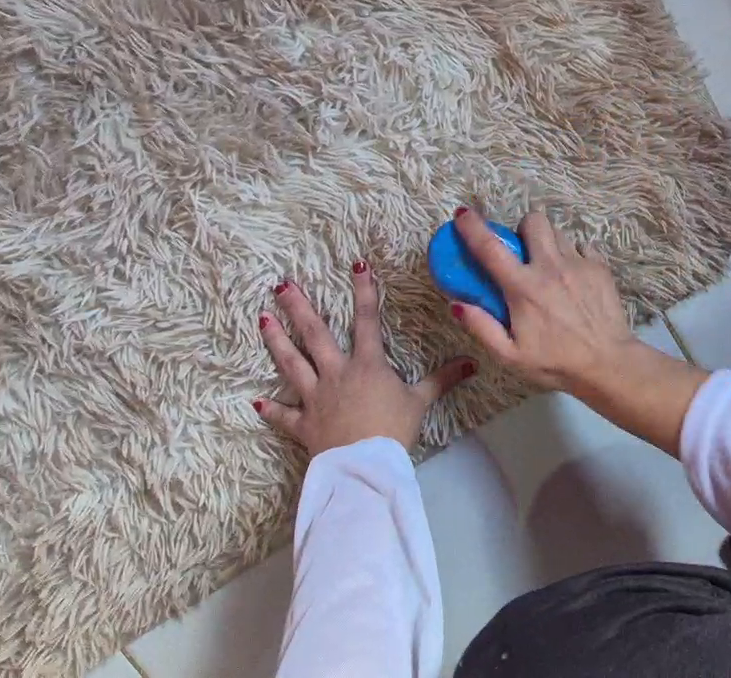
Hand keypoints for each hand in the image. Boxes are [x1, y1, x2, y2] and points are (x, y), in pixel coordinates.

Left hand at [255, 262, 475, 456]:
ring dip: (276, 342)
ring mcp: (316, 397)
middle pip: (315, 335)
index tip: (357, 265)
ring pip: (292, 364)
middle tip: (281, 285)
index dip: (364, 290)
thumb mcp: (421, 401)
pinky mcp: (303, 424)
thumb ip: (442, 379)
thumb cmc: (393, 429)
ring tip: (262, 320)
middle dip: (298, 308)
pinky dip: (271, 409)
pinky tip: (257, 401)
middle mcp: (337, 373)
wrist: (364, 466)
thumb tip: (472, 361)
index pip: (367, 319)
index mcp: (367, 363)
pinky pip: (284, 415)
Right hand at [450, 208, 707, 454]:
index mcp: (523, 288)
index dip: (472, 227)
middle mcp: (550, 267)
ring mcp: (578, 263)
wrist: (607, 363)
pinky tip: (573, 276)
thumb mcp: (510, 356)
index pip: (490, 248)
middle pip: (533, 221)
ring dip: (548, 244)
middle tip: (522, 252)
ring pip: (558, 233)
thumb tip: (457, 303)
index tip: (462, 215)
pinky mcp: (600, 267)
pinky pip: (583, 246)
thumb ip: (482, 327)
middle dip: (523, 229)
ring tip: (549, 268)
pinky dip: (574, 255)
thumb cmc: (555, 362)